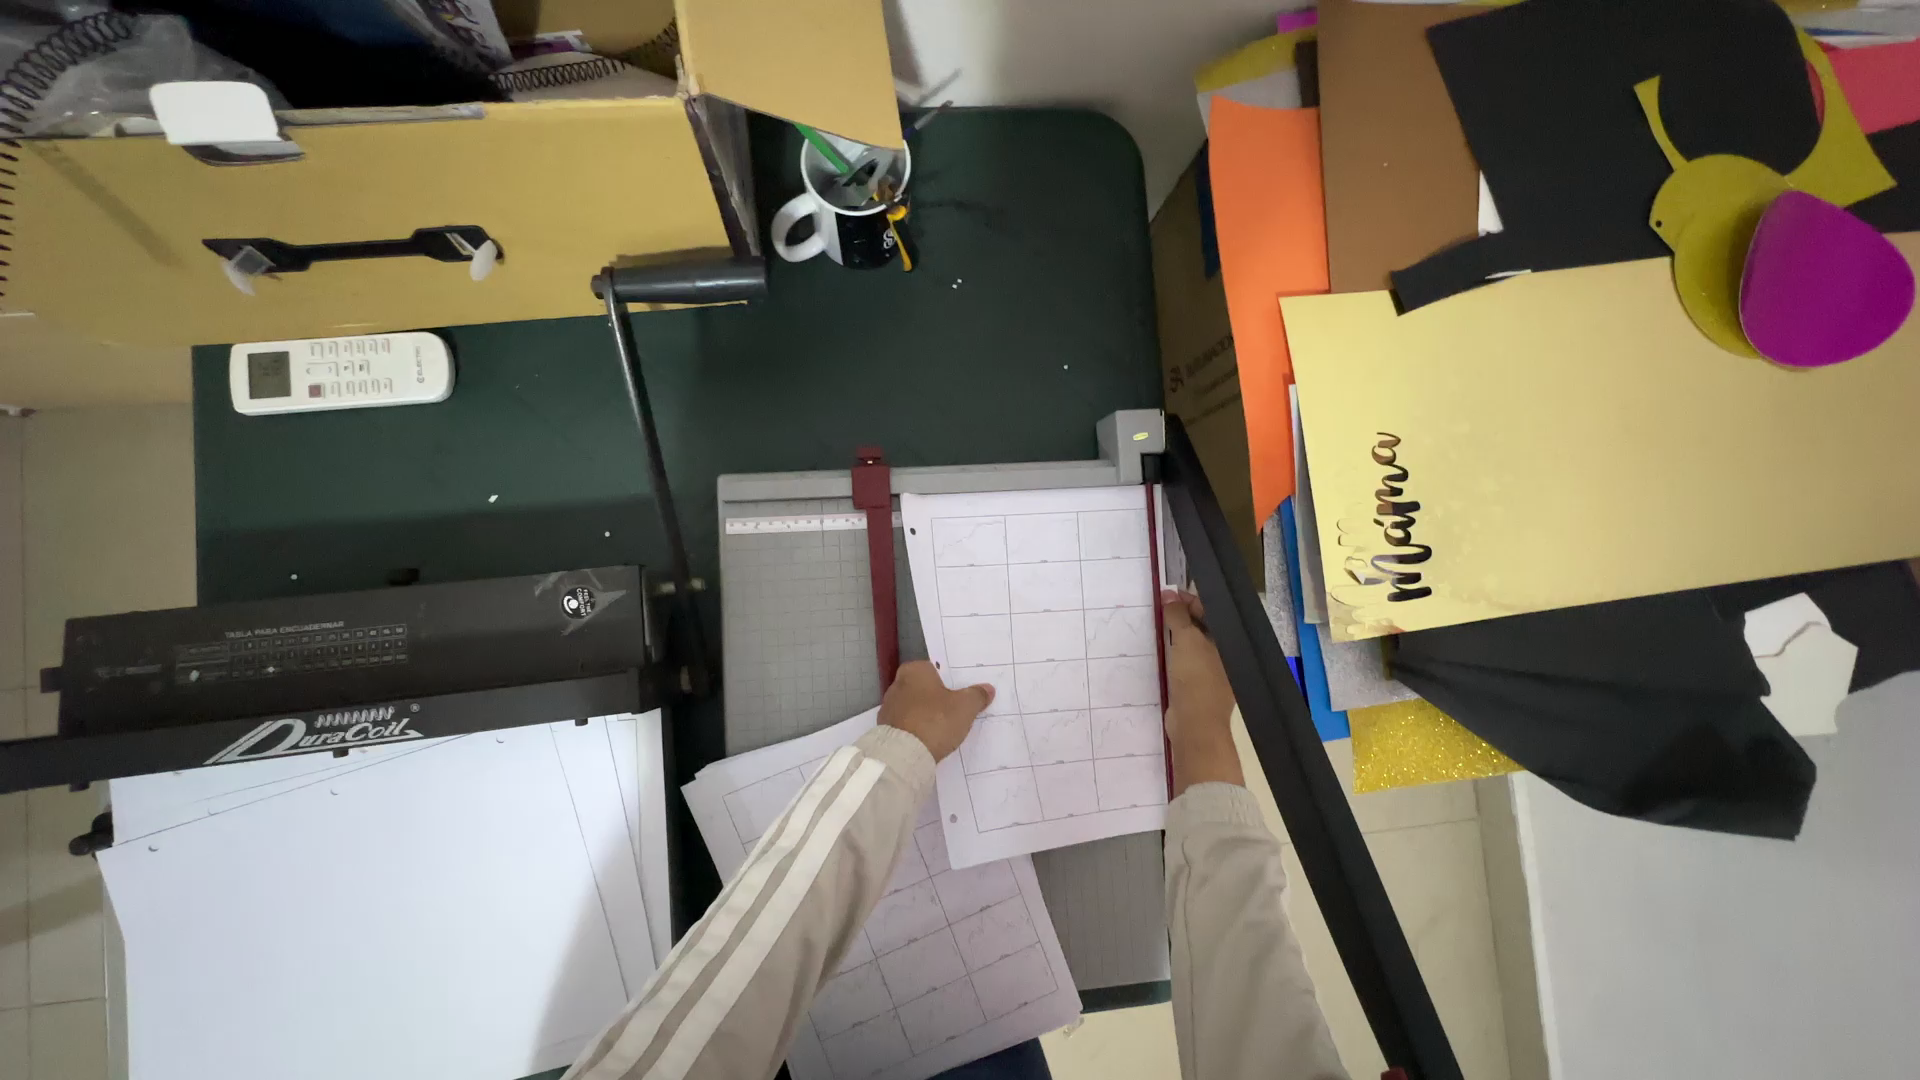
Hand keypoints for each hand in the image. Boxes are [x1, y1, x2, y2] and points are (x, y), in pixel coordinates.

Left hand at [879, 661, 994, 761]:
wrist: (904, 754)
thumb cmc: (935, 720)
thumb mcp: (965, 707)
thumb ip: (976, 695)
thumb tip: (987, 689)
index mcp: (915, 670)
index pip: (935, 669)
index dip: (950, 681)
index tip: (961, 692)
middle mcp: (897, 683)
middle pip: (924, 688)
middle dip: (938, 697)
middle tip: (956, 709)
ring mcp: (889, 706)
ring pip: (914, 706)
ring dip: (926, 714)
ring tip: (943, 727)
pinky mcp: (885, 728)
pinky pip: (907, 723)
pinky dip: (917, 728)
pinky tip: (928, 738)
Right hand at [1162, 590, 1243, 793]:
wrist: (1194, 725)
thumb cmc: (1197, 679)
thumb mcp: (1186, 641)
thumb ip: (1177, 616)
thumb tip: (1168, 594)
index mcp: (1230, 641)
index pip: (1212, 610)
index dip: (1190, 599)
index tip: (1167, 594)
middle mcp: (1225, 652)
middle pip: (1203, 624)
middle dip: (1181, 614)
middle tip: (1159, 606)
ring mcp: (1212, 668)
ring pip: (1193, 641)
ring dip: (1176, 631)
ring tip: (1157, 622)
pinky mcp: (1198, 681)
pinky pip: (1186, 657)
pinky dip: (1175, 648)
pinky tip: (1161, 645)